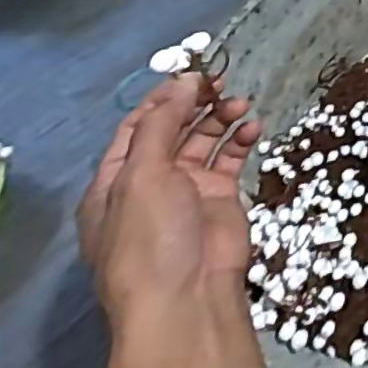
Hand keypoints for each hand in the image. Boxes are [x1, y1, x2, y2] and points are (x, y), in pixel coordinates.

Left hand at [78, 74, 266, 367]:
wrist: (188, 294)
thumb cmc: (151, 235)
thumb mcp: (142, 175)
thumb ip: (162, 122)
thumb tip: (185, 80)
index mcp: (116, 180)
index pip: (138, 126)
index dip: (163, 97)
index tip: (192, 73)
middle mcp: (150, 180)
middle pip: (174, 128)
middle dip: (196, 102)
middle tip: (221, 82)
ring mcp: (187, 188)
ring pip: (205, 138)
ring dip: (221, 117)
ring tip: (240, 104)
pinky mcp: (220, 195)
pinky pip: (230, 157)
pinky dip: (241, 139)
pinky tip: (252, 128)